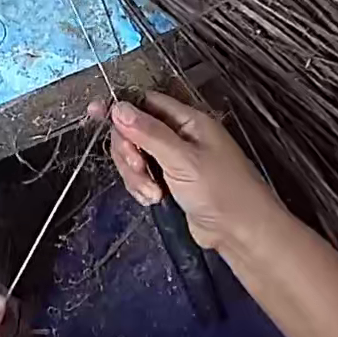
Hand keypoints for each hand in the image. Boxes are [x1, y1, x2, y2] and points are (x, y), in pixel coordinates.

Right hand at [90, 91, 287, 254]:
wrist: (242, 233)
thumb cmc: (221, 191)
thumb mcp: (182, 159)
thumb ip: (148, 132)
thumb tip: (119, 107)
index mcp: (188, 122)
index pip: (146, 103)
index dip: (121, 108)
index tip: (95, 112)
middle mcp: (179, 136)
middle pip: (134, 131)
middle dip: (129, 152)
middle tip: (138, 169)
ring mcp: (173, 160)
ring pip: (134, 156)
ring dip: (135, 175)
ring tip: (152, 193)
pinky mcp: (168, 181)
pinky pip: (141, 177)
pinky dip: (141, 188)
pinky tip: (154, 200)